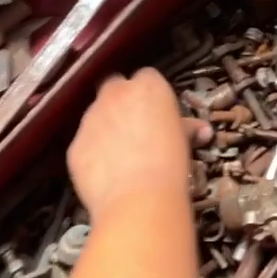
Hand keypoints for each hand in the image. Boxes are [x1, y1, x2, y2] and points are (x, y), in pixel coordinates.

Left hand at [66, 68, 195, 220]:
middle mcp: (115, 93)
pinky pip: (84, 144)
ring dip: (104, 128)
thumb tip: (202, 131)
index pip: (146, 78)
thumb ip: (186, 128)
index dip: (149, 96)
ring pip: (95, 115)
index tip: (155, 113)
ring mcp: (90, 118)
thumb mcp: (183, 140)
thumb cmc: (170, 163)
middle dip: (120, 103)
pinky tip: (105, 174)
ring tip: (119, 157)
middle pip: (114, 87)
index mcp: (147, 85)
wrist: (138, 199)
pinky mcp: (74, 144)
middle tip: (133, 128)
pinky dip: (92, 154)